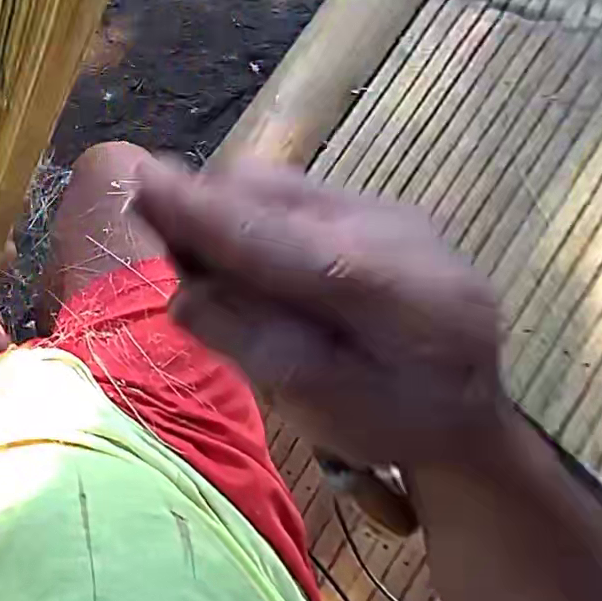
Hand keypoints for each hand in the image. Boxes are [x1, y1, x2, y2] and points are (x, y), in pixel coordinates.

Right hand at [132, 155, 510, 470]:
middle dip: (198, 213)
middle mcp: (393, 230)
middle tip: (176, 258)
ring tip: (213, 262)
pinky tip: (242, 249)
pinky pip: (269, 185)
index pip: (278, 240)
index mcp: (400, 294)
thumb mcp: (314, 402)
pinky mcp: (357, 198)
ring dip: (212, 210)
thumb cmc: (389, 419)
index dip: (203, 211)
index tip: (140, 181)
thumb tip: (182, 289)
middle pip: (260, 195)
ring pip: (258, 182)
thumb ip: (246, 339)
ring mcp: (378, 206)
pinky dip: (232, 208)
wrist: (461, 404)